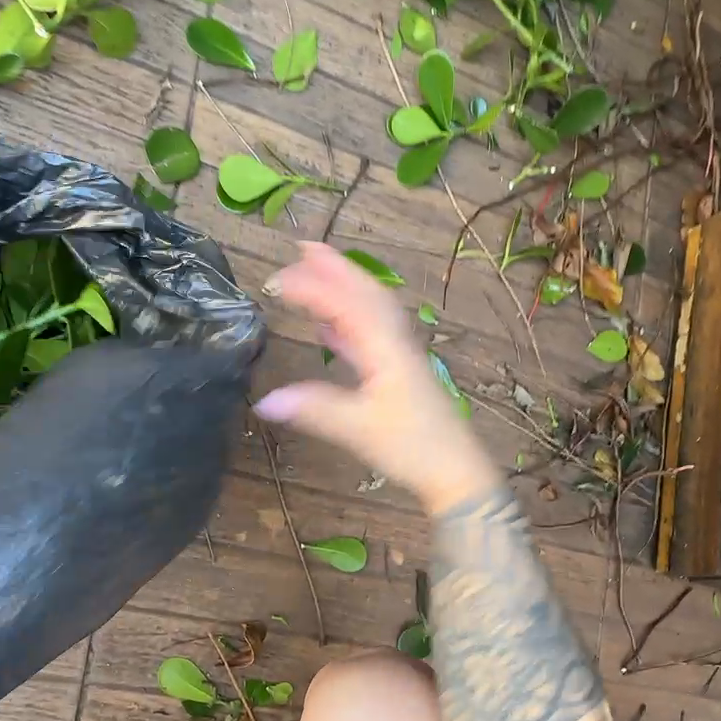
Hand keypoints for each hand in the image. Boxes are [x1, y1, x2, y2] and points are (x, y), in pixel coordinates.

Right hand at [257, 243, 502, 514]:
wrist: (455, 472)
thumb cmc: (412, 447)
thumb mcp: (359, 429)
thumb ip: (314, 410)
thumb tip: (264, 401)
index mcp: (385, 348)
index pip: (345, 304)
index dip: (312, 287)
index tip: (276, 279)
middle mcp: (394, 343)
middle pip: (364, 294)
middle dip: (334, 269)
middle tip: (302, 248)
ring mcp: (398, 357)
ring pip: (369, 311)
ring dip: (343, 288)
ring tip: (315, 272)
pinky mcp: (398, 374)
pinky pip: (370, 334)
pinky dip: (348, 322)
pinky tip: (328, 328)